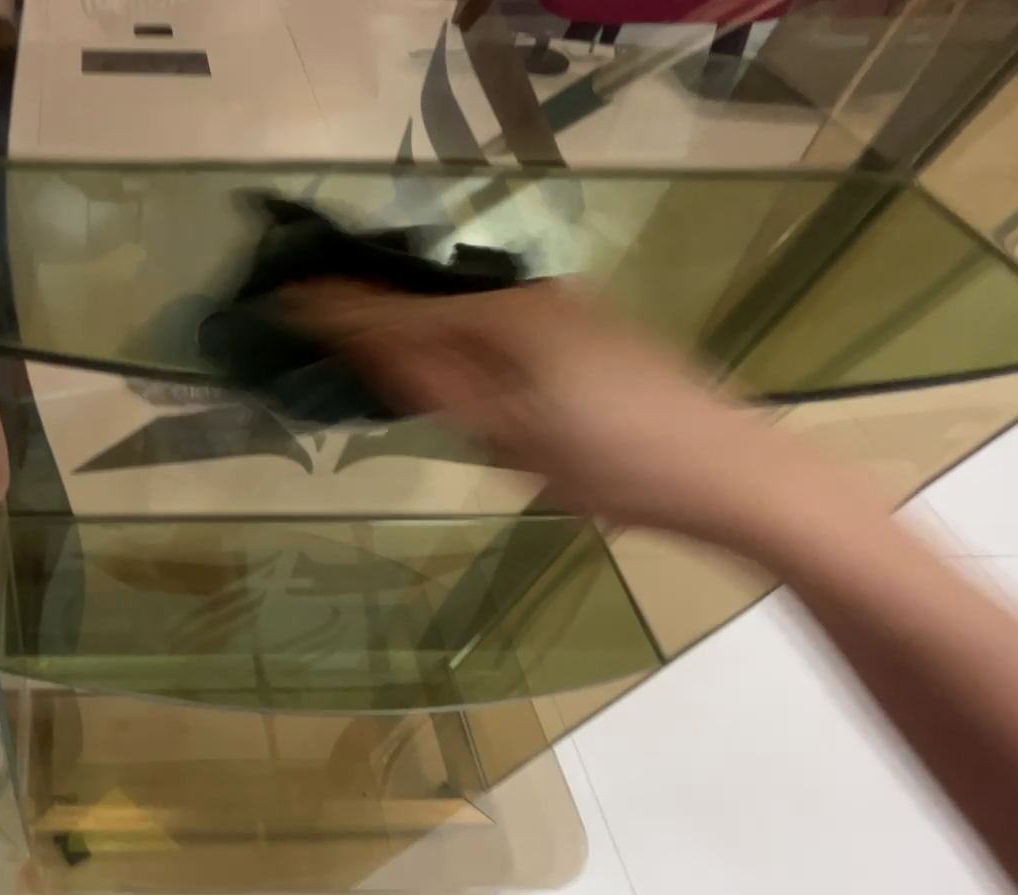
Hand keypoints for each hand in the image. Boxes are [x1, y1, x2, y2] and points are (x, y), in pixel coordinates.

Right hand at [294, 280, 864, 547]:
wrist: (730, 474)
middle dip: (369, 313)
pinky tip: (434, 362)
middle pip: (427, 304)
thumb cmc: (613, 464)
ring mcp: (559, 310)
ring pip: (459, 317)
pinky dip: (449, 341)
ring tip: (357, 340)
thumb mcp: (507, 434)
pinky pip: (489, 328)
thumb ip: (433, 386)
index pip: (399, 310)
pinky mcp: (577, 330)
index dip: (340, 308)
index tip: (286, 298)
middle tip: (313, 321)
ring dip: (409, 328)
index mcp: (505, 319)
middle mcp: (529, 298)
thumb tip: (368, 345)